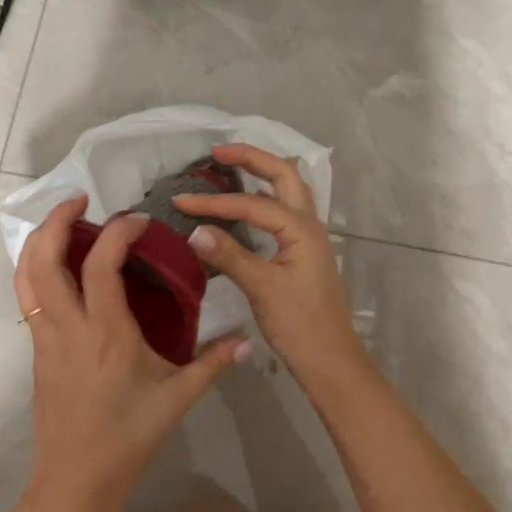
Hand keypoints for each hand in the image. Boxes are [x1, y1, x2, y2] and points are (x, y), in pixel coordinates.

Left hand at [12, 195, 249, 506]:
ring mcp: (46, 338)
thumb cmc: (129, 436)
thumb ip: (213, 363)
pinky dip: (35, 267)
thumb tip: (248, 340)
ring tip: (62, 220)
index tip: (138, 220)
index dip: (118, 233)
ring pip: (26, 276)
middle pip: (44, 259)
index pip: (102, 264)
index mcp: (106, 333)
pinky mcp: (37, 350)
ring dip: (39, 240)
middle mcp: (69, 327)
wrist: (76, 480)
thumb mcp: (178, 398)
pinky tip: (56, 263)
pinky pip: (28, 297)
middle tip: (80, 199)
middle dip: (56, 220)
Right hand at [173, 144, 365, 384]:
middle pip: (283, 174)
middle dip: (251, 158)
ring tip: (230, 165)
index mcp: (301, 229)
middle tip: (217, 152)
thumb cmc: (299, 324)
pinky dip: (264, 195)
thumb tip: (195, 230)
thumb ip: (229, 256)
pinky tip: (245, 204)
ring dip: (262, 171)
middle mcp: (309, 223)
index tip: (181, 202)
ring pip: (288, 188)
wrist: (330, 360)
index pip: (253, 203)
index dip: (215, 202)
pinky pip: (284, 208)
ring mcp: (308, 236)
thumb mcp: (262, 289)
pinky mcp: (303, 250)